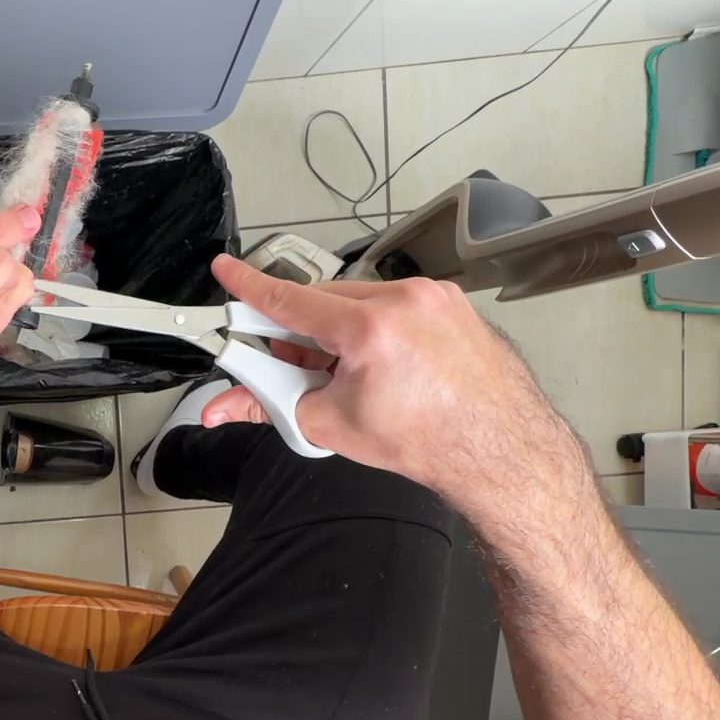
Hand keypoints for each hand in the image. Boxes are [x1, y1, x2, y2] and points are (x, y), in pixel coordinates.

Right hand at [201, 255, 577, 500]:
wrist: (496, 450)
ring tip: (337, 374)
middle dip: (293, 331)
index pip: (289, 299)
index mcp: (371, 328)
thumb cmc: (425, 440)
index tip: (226, 269)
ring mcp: (432, 297)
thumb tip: (223, 408)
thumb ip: (264, 406)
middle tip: (283, 365)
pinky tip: (368, 364)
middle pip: (319, 300)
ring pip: (353, 301)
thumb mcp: (326, 423)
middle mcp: (405, 300)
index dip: (248, 284)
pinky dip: (364, 328)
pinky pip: (387, 303)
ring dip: (330, 332)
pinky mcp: (447, 303)